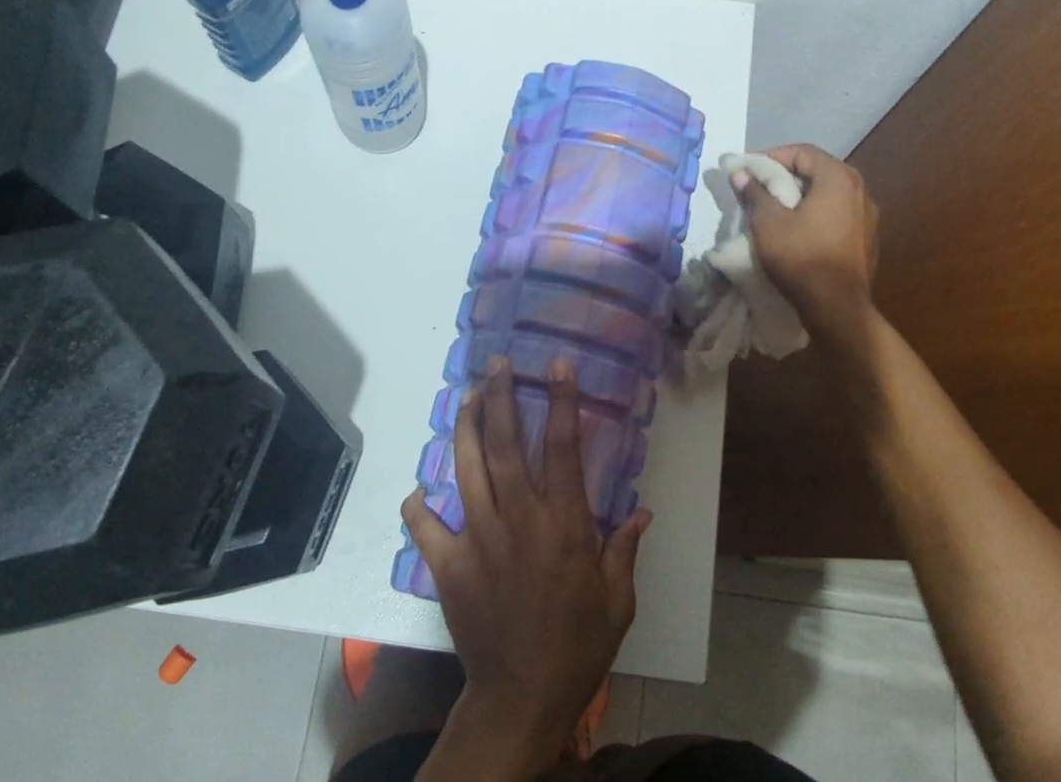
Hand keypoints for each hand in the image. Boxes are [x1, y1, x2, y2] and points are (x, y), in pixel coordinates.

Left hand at [401, 356, 651, 776]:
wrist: (523, 695)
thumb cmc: (578, 646)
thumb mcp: (618, 601)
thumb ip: (624, 550)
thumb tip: (642, 511)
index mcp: (565, 524)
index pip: (564, 448)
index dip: (561, 401)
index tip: (557, 366)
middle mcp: (519, 520)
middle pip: (506, 445)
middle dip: (501, 397)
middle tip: (497, 364)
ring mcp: (478, 539)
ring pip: (466, 469)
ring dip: (465, 429)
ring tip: (467, 398)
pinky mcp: (448, 565)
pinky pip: (425, 525)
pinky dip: (418, 504)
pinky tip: (419, 491)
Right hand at [734, 143, 881, 354]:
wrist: (837, 307)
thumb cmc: (801, 257)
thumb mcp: (768, 223)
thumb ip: (755, 193)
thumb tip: (741, 173)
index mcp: (838, 178)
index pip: (802, 152)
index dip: (771, 156)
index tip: (747, 170)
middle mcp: (860, 190)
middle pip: (818, 171)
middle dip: (786, 176)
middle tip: (759, 187)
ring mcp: (868, 216)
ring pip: (829, 195)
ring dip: (802, 196)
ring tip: (777, 210)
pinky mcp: (867, 239)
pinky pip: (838, 216)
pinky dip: (817, 215)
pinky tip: (800, 232)